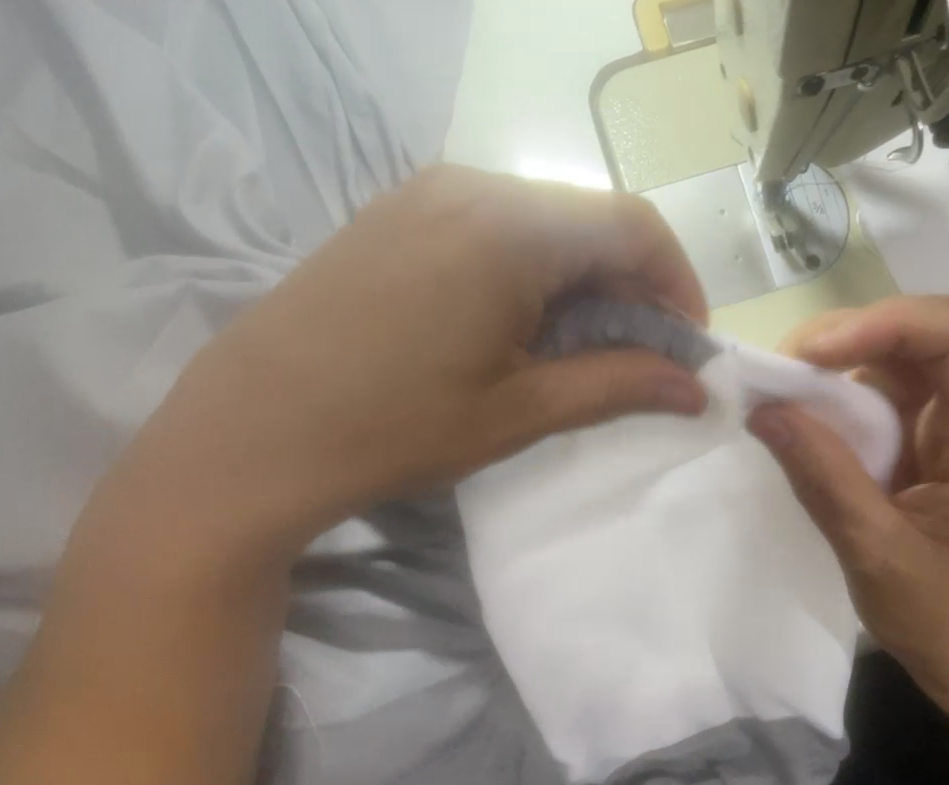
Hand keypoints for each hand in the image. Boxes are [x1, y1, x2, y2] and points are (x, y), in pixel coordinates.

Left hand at [108, 166, 709, 558]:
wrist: (252, 432)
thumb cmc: (395, 427)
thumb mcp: (520, 411)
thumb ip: (618, 385)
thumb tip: (695, 388)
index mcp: (512, 228)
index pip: (634, 227)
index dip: (679, 284)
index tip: (689, 347)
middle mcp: (472, 187)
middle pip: (589, 219)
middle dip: (634, 285)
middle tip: (643, 357)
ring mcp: (424, 194)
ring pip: (542, 221)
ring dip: (584, 279)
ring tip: (586, 350)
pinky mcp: (395, 215)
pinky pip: (492, 226)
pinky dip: (532, 270)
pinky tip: (523, 327)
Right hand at [747, 296, 948, 716]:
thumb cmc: (941, 616)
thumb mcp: (875, 553)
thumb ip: (824, 478)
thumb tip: (765, 411)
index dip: (889, 322)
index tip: (814, 353)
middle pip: (938, 331)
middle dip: (863, 331)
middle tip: (792, 364)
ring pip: (912, 355)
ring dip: (850, 357)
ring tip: (789, 384)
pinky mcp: (936, 443)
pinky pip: (895, 393)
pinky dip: (849, 392)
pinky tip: (812, 413)